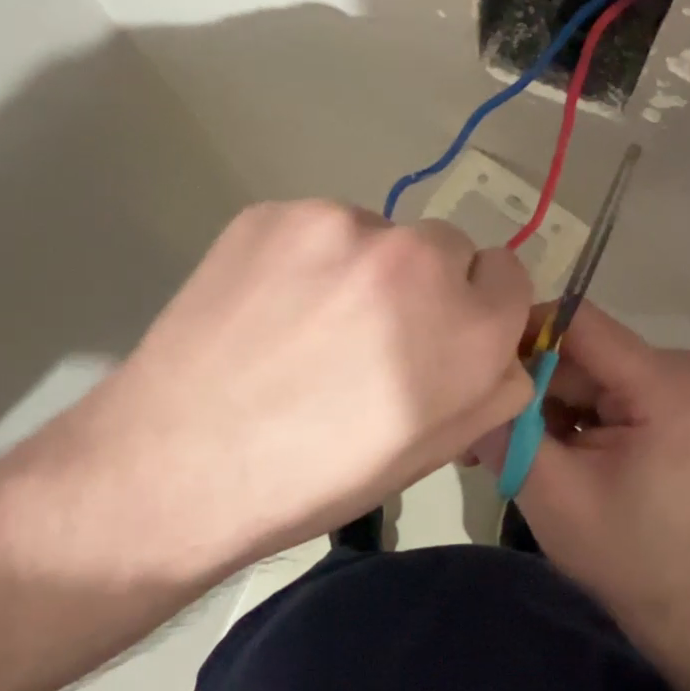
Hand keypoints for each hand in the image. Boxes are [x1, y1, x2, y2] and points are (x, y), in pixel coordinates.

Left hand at [58, 201, 533, 570]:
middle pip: (446, 247)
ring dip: (360, 269)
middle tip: (365, 337)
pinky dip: (304, 259)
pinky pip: (315, 228)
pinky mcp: (274, 212)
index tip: (438, 334)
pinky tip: (266, 310)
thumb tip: (503, 351)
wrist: (180, 461)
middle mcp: (416, 258)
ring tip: (302, 328)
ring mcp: (339, 225)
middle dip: (423, 285)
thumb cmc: (313, 479)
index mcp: (468, 326)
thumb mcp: (427, 455)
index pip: (509, 274)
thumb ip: (490, 391)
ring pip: (376, 235)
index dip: (476, 308)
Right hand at [472, 302, 689, 641]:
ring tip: (501, 447)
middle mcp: (686, 368)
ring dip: (542, 405)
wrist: (677, 601)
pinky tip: (538, 447)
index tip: (475, 368)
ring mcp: (683, 383)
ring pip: (585, 371)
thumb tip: (463, 379)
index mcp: (669, 384)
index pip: (578, 324)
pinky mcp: (671, 401)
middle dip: (528, 386)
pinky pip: (602, 388)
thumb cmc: (619, 551)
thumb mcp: (548, 488)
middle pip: (580, 352)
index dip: (520, 335)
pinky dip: (566, 414)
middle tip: (480, 429)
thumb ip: (505, 425)